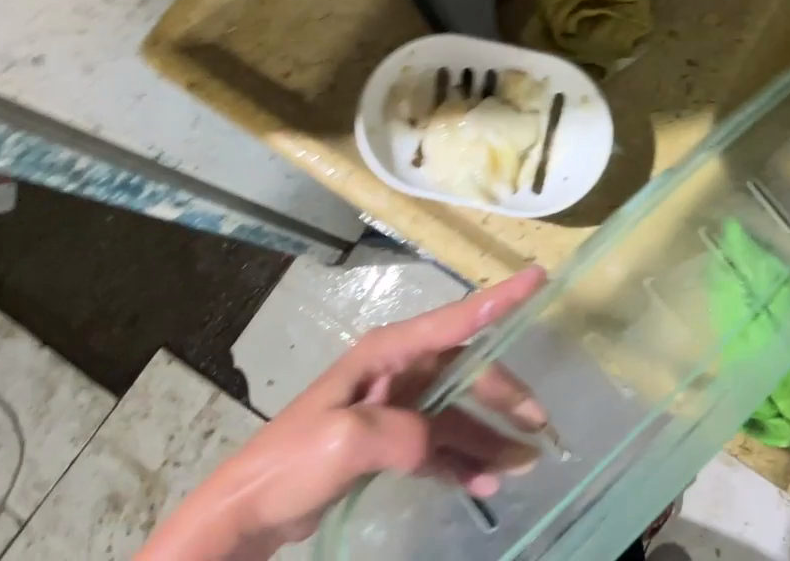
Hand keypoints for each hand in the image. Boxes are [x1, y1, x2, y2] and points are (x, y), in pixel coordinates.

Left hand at [138, 266, 547, 560]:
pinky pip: (441, 446)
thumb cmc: (291, 460)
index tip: (537, 278)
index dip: (498, 300)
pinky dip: (464, 462)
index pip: (452, 321)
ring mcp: (397, 407)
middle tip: (539, 425)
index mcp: (386, 353)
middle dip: (502, 395)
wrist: (250, 511)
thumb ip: (403, 434)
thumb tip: (438, 443)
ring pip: (458, 413)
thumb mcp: (346, 442)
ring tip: (523, 464)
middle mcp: (398, 371)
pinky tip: (484, 482)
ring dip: (489, 436)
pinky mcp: (393, 441)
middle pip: (464, 373)